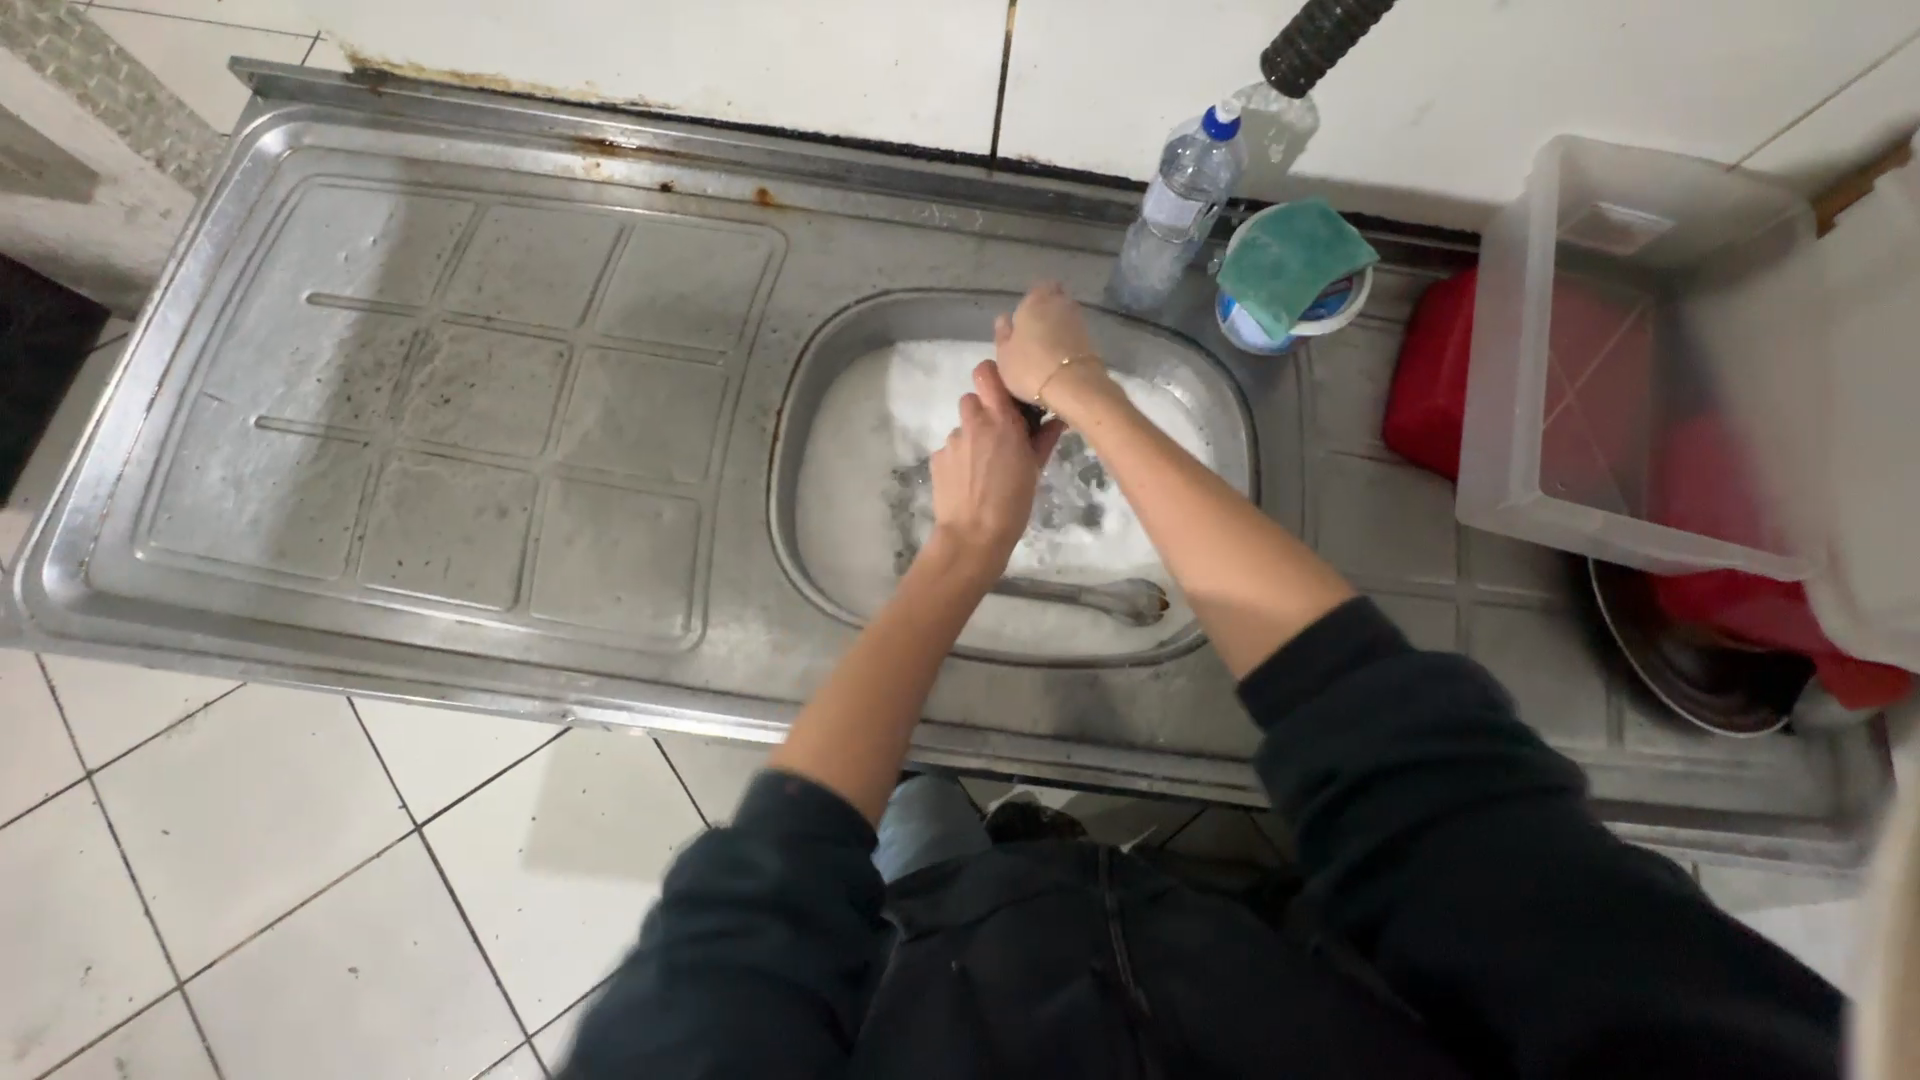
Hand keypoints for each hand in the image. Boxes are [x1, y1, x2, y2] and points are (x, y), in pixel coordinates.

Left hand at [927, 360, 1065, 577]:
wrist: (973, 536)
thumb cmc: (1013, 503)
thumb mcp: (1035, 470)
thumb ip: (1044, 439)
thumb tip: (1056, 420)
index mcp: (1000, 420)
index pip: (986, 372)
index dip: (993, 378)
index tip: (1004, 394)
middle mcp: (972, 423)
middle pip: (972, 399)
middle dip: (984, 413)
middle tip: (998, 439)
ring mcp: (951, 441)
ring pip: (962, 428)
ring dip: (972, 439)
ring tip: (983, 468)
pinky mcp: (937, 459)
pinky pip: (950, 450)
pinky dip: (959, 460)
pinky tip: (968, 482)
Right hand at [994, 282, 1106, 403]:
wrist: (1071, 385)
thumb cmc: (1029, 367)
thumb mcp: (1004, 354)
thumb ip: (1003, 333)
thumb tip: (1004, 318)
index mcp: (1034, 302)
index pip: (1037, 289)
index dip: (1033, 299)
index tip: (1026, 314)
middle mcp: (1058, 304)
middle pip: (1056, 296)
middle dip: (1049, 306)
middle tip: (1038, 326)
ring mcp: (1077, 319)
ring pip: (1067, 313)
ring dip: (1060, 322)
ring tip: (1049, 341)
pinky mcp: (1091, 337)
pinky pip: (1075, 330)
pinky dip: (1069, 336)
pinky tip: (1061, 351)